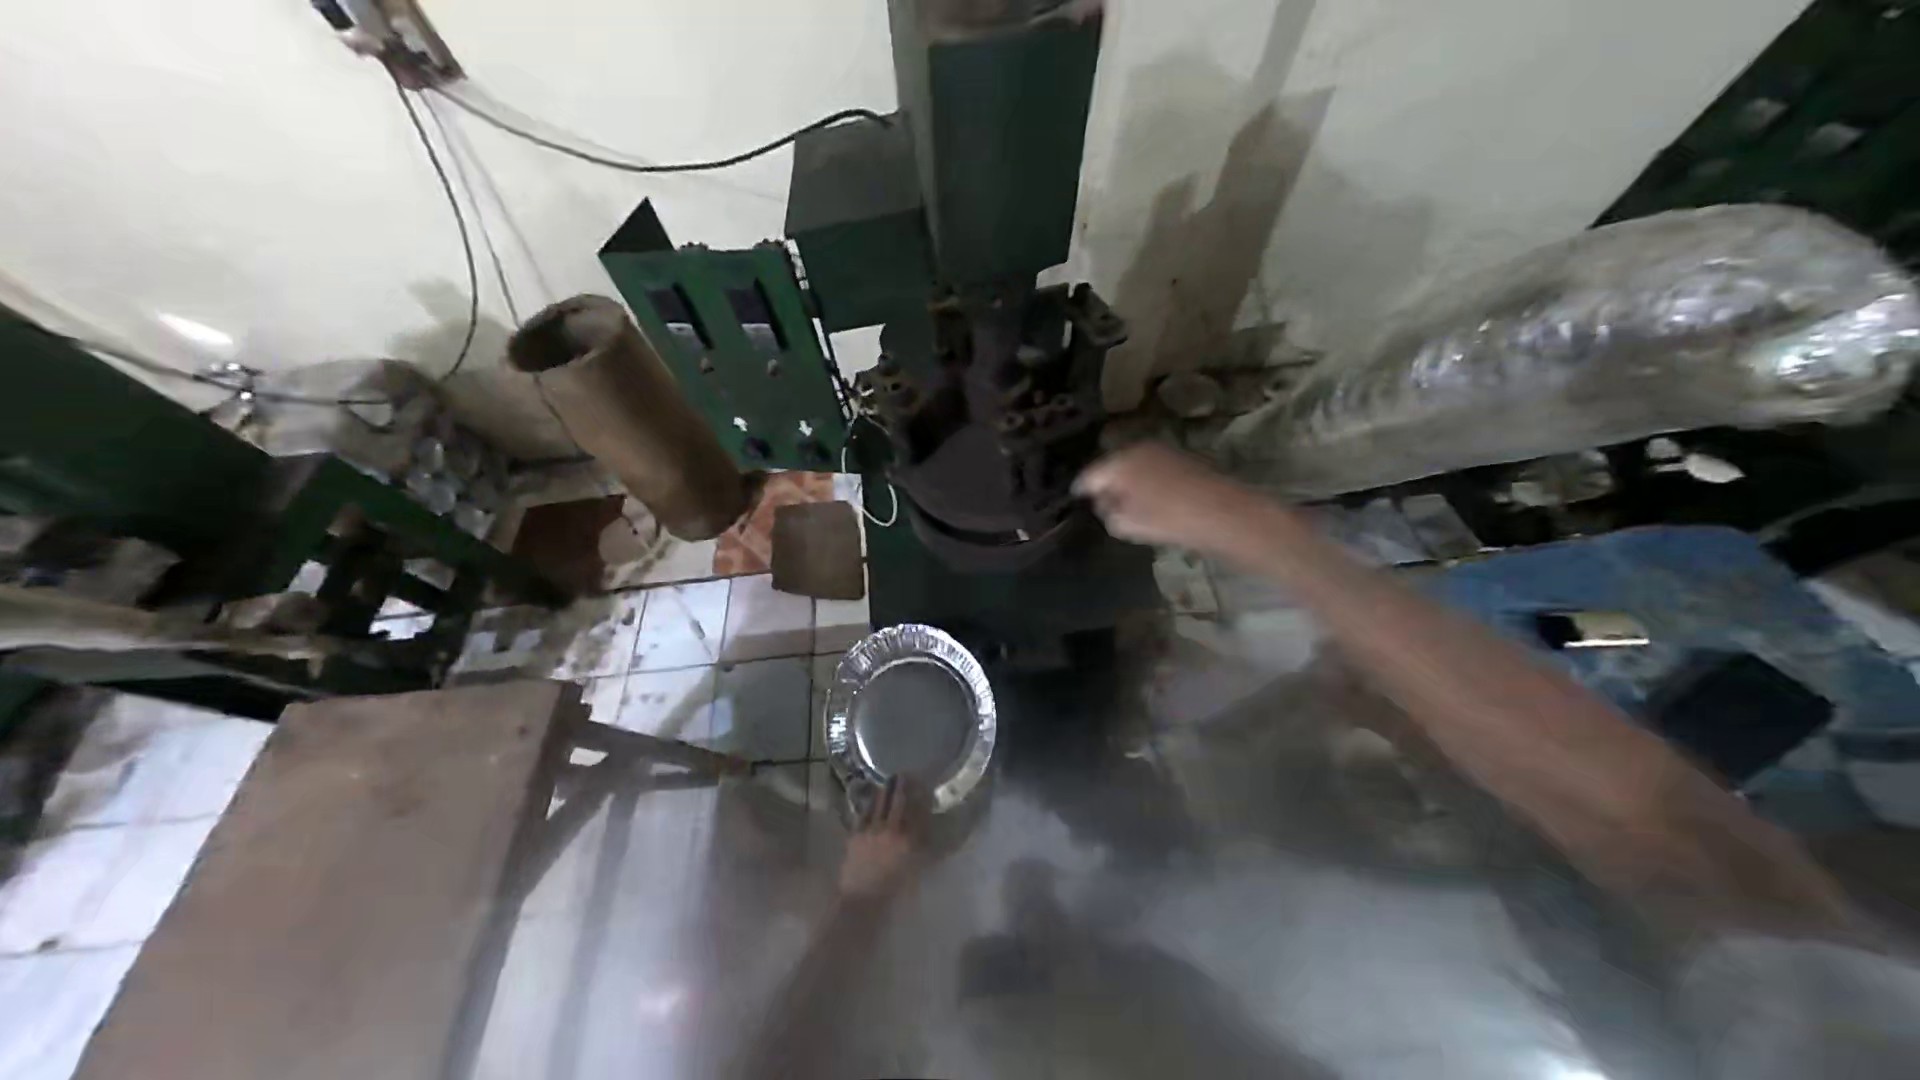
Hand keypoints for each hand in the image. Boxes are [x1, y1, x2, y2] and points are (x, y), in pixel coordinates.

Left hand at [838, 777, 923, 900]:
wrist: (862, 901)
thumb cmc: (892, 889)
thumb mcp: (914, 867)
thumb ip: (920, 845)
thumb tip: (924, 826)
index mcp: (909, 841)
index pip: (918, 811)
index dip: (921, 795)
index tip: (924, 785)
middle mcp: (892, 830)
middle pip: (898, 800)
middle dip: (903, 784)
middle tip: (905, 772)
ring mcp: (872, 830)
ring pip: (880, 802)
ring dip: (885, 789)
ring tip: (889, 779)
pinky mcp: (857, 833)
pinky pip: (865, 812)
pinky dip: (870, 802)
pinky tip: (872, 796)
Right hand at [1074, 443, 1268, 551]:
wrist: (1223, 512)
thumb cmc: (1168, 520)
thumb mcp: (1124, 524)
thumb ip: (1106, 512)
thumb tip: (1105, 503)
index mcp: (1119, 462)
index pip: (1089, 475)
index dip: (1080, 489)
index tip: (1076, 498)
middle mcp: (1137, 449)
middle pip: (1111, 466)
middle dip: (1106, 483)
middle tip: (1102, 503)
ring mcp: (1161, 450)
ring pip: (1133, 465)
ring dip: (1127, 481)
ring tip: (1127, 503)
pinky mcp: (1181, 458)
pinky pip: (1151, 468)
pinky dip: (1146, 481)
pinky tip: (1151, 499)